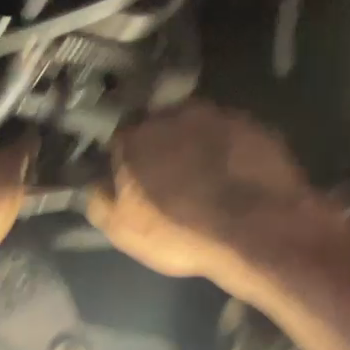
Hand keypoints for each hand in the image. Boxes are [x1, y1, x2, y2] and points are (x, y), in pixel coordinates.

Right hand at [89, 102, 336, 296]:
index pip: (120, 141)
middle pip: (160, 127)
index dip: (127, 162)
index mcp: (134, 139)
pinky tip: (234, 176)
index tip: (134, 181)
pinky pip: (231, 135)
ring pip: (197, 128)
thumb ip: (100, 200)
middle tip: (172, 179)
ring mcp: (217, 116)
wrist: (254, 230)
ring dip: (196, 146)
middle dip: (163, 148)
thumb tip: (95, 183)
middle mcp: (172, 116)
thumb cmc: (180, 233)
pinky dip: (229, 150)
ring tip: (206, 177)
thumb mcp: (123, 230)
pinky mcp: (254, 124)